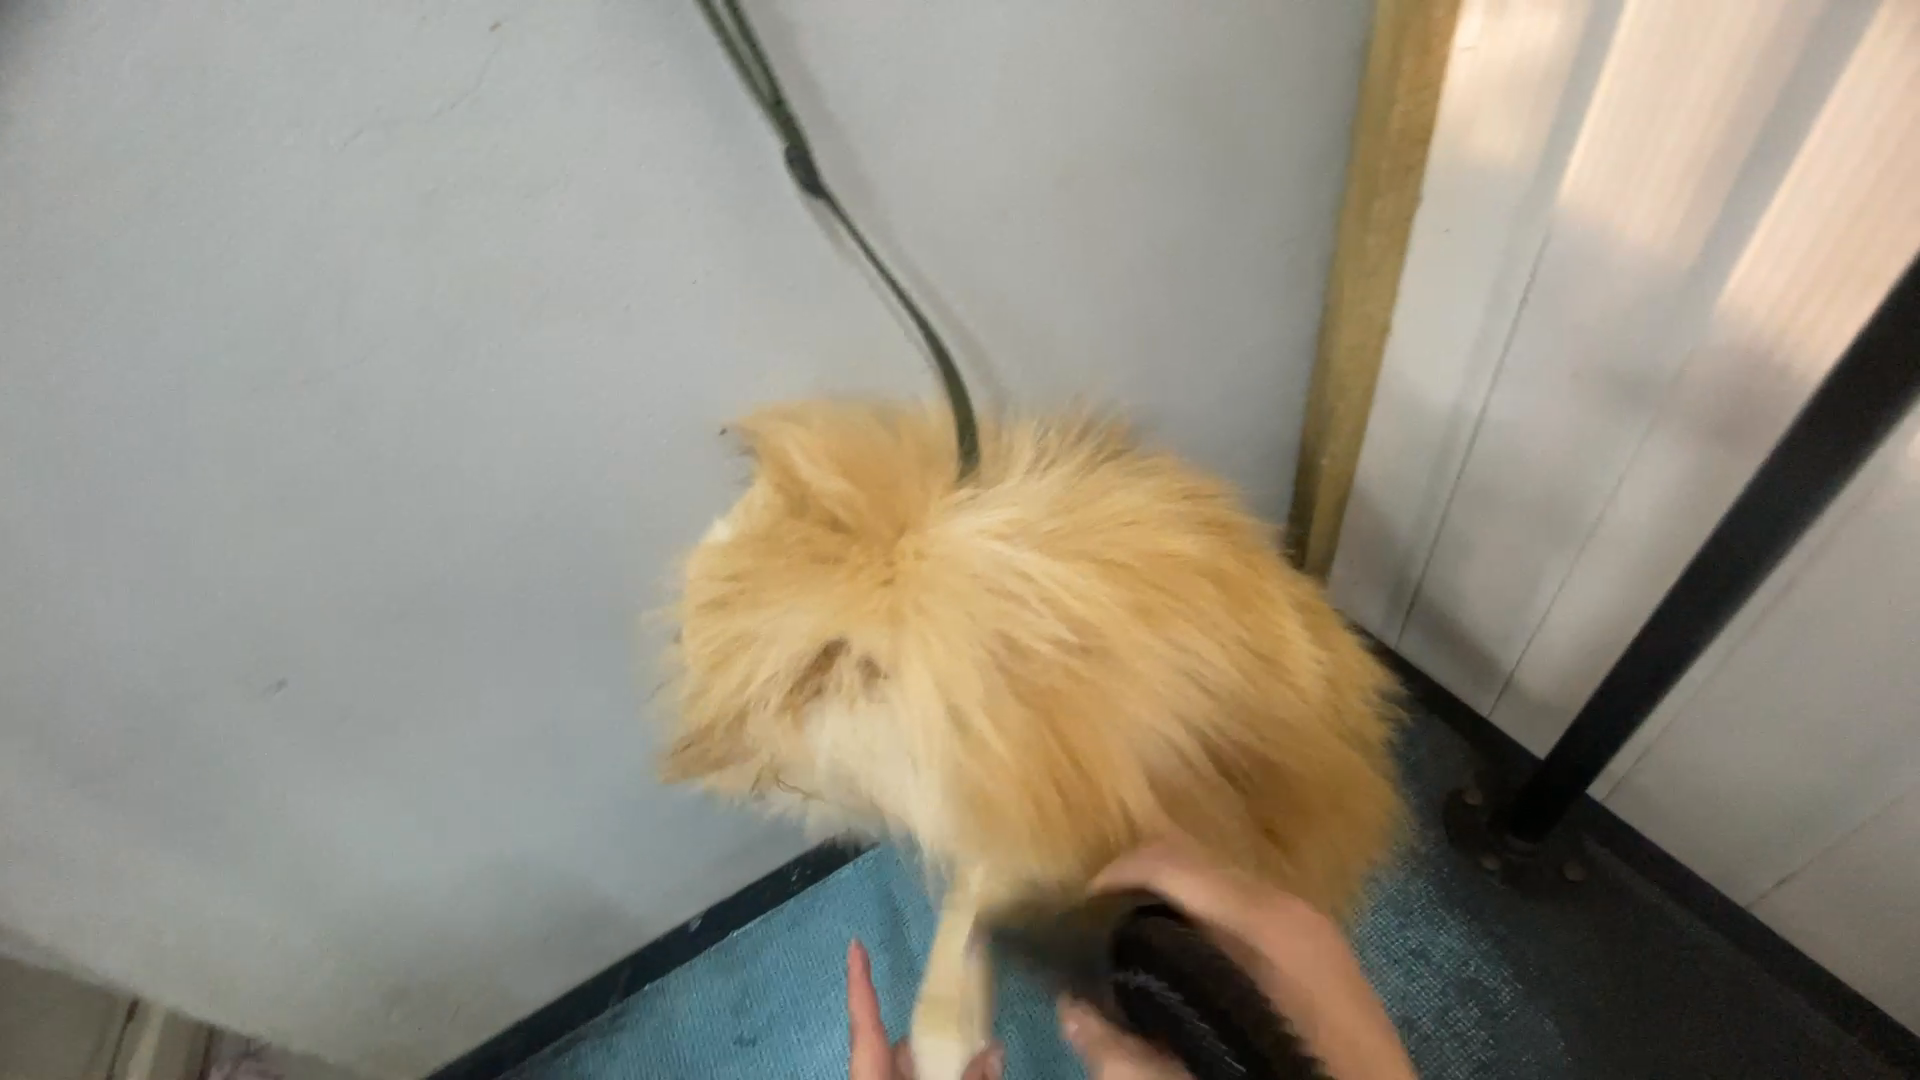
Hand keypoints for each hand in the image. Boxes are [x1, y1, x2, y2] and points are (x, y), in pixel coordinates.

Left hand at [848, 941, 1003, 1079]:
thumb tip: (996, 1050)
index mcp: (871, 1074)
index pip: (864, 1019)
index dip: (860, 980)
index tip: (856, 944)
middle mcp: (875, 1077)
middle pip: (901, 1044)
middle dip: (934, 1030)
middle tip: (971, 1008)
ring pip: (915, 1064)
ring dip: (944, 1057)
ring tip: (987, 1046)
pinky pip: (920, 1077)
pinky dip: (942, 1072)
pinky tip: (975, 1071)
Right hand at [1058, 844, 1416, 1079]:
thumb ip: (1124, 1054)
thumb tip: (1067, 1008)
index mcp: (1260, 920)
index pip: (1166, 857)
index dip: (1111, 874)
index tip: (1078, 915)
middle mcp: (1285, 903)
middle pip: (1190, 861)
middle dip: (1136, 888)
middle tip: (1100, 936)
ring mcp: (1310, 922)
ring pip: (1216, 885)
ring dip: (1169, 905)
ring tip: (1137, 953)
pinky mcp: (1321, 946)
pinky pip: (1242, 910)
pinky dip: (1203, 922)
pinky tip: (1191, 971)